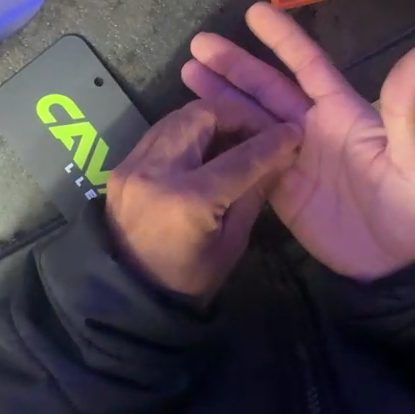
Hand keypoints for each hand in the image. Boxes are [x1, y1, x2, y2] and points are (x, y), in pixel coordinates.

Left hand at [104, 99, 301, 297]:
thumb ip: (253, 192)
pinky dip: (188, 130)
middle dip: (238, 115)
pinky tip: (207, 145)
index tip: (292, 133)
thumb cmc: (188, 281)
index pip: (241, 157)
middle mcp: (156, 171)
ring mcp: (132, 165)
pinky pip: (161, 133)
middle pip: (203, 116)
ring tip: (236, 134)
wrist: (129, 298)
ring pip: (178, 117)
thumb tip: (278, 155)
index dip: (272, 141)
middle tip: (261, 128)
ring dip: (212, 118)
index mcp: (188, 200)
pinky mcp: (122, 166)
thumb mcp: (231, 243)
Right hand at [182, 3, 414, 281]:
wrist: (400, 267)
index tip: (254, 11)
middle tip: (198, 42)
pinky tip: (197, 128)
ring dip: (220, 96)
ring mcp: (292, 157)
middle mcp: (312, 126)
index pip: (307, 65)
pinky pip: (245, 158)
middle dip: (234, 64)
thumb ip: (407, 109)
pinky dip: (222, 141)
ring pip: (250, 118)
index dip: (282, 38)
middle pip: (267, 87)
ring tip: (187, 73)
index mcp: (342, 111)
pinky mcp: (279, 188)